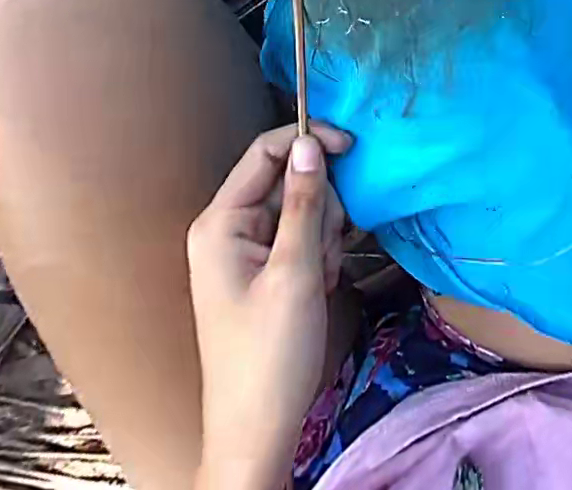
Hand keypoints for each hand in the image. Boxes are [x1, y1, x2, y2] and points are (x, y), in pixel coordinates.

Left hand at [188, 123, 352, 489]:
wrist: (259, 430)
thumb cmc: (271, 353)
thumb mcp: (295, 271)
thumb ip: (304, 201)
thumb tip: (311, 142)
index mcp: (221, 221)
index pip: (265, 153)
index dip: (307, 140)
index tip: (351, 144)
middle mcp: (229, 227)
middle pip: (289, 181)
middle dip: (319, 207)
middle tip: (324, 251)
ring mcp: (247, 248)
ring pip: (302, 208)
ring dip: (323, 234)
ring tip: (319, 277)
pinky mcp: (265, 267)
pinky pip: (302, 235)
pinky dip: (319, 252)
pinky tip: (319, 284)